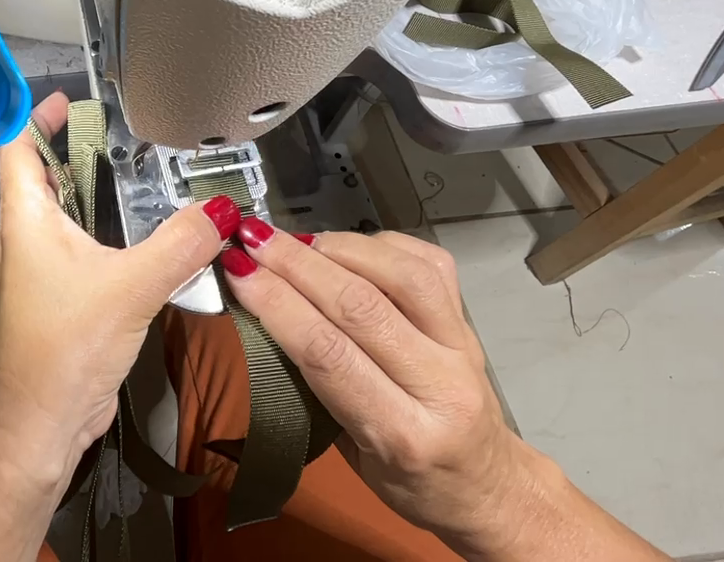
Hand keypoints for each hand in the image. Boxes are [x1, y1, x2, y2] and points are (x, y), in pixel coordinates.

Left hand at [0, 92, 241, 489]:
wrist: (40, 423)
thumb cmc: (64, 345)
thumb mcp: (130, 287)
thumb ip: (180, 245)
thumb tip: (223, 209)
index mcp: (26, 216)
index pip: (15, 147)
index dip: (34, 115)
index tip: (67, 98)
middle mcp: (28, 233)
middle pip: (41, 172)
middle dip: (72, 145)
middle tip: (117, 127)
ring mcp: (42, 265)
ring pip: (63, 209)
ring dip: (91, 186)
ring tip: (136, 167)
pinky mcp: (61, 292)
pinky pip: (81, 242)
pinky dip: (104, 225)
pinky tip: (142, 229)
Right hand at [219, 223, 558, 556]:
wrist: (488, 485)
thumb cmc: (404, 477)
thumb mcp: (345, 449)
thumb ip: (308, 379)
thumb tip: (256, 304)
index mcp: (402, 435)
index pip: (328, 353)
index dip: (276, 302)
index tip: (236, 269)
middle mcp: (441, 387)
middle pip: (359, 306)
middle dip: (294, 262)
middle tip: (250, 237)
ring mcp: (463, 347)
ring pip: (399, 273)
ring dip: (335, 245)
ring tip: (292, 239)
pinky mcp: (470, 318)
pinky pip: (426, 260)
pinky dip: (375, 242)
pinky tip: (341, 245)